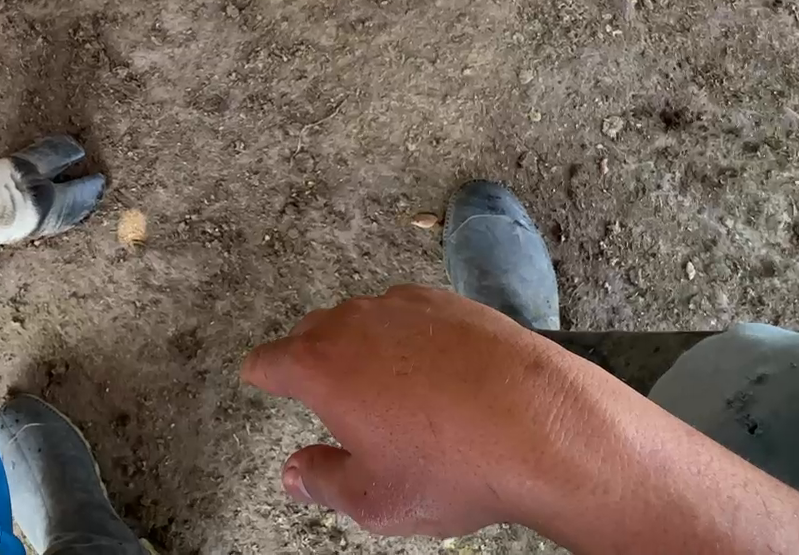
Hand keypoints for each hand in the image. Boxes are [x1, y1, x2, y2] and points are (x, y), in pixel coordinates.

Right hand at [241, 285, 623, 536]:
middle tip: (336, 402)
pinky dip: (405, 335)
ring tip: (393, 391)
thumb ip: (322, 481)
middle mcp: (347, 323)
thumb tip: (294, 473)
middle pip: (309, 334)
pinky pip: (402, 313)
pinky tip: (435, 371)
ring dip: (360, 347)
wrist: (537, 424)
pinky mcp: (437, 298)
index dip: (261, 375)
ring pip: (357, 320)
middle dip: (312, 363)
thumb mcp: (375, 499)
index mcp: (318, 367)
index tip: (260, 379)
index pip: (267, 361)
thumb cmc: (452, 464)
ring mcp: (394, 305)